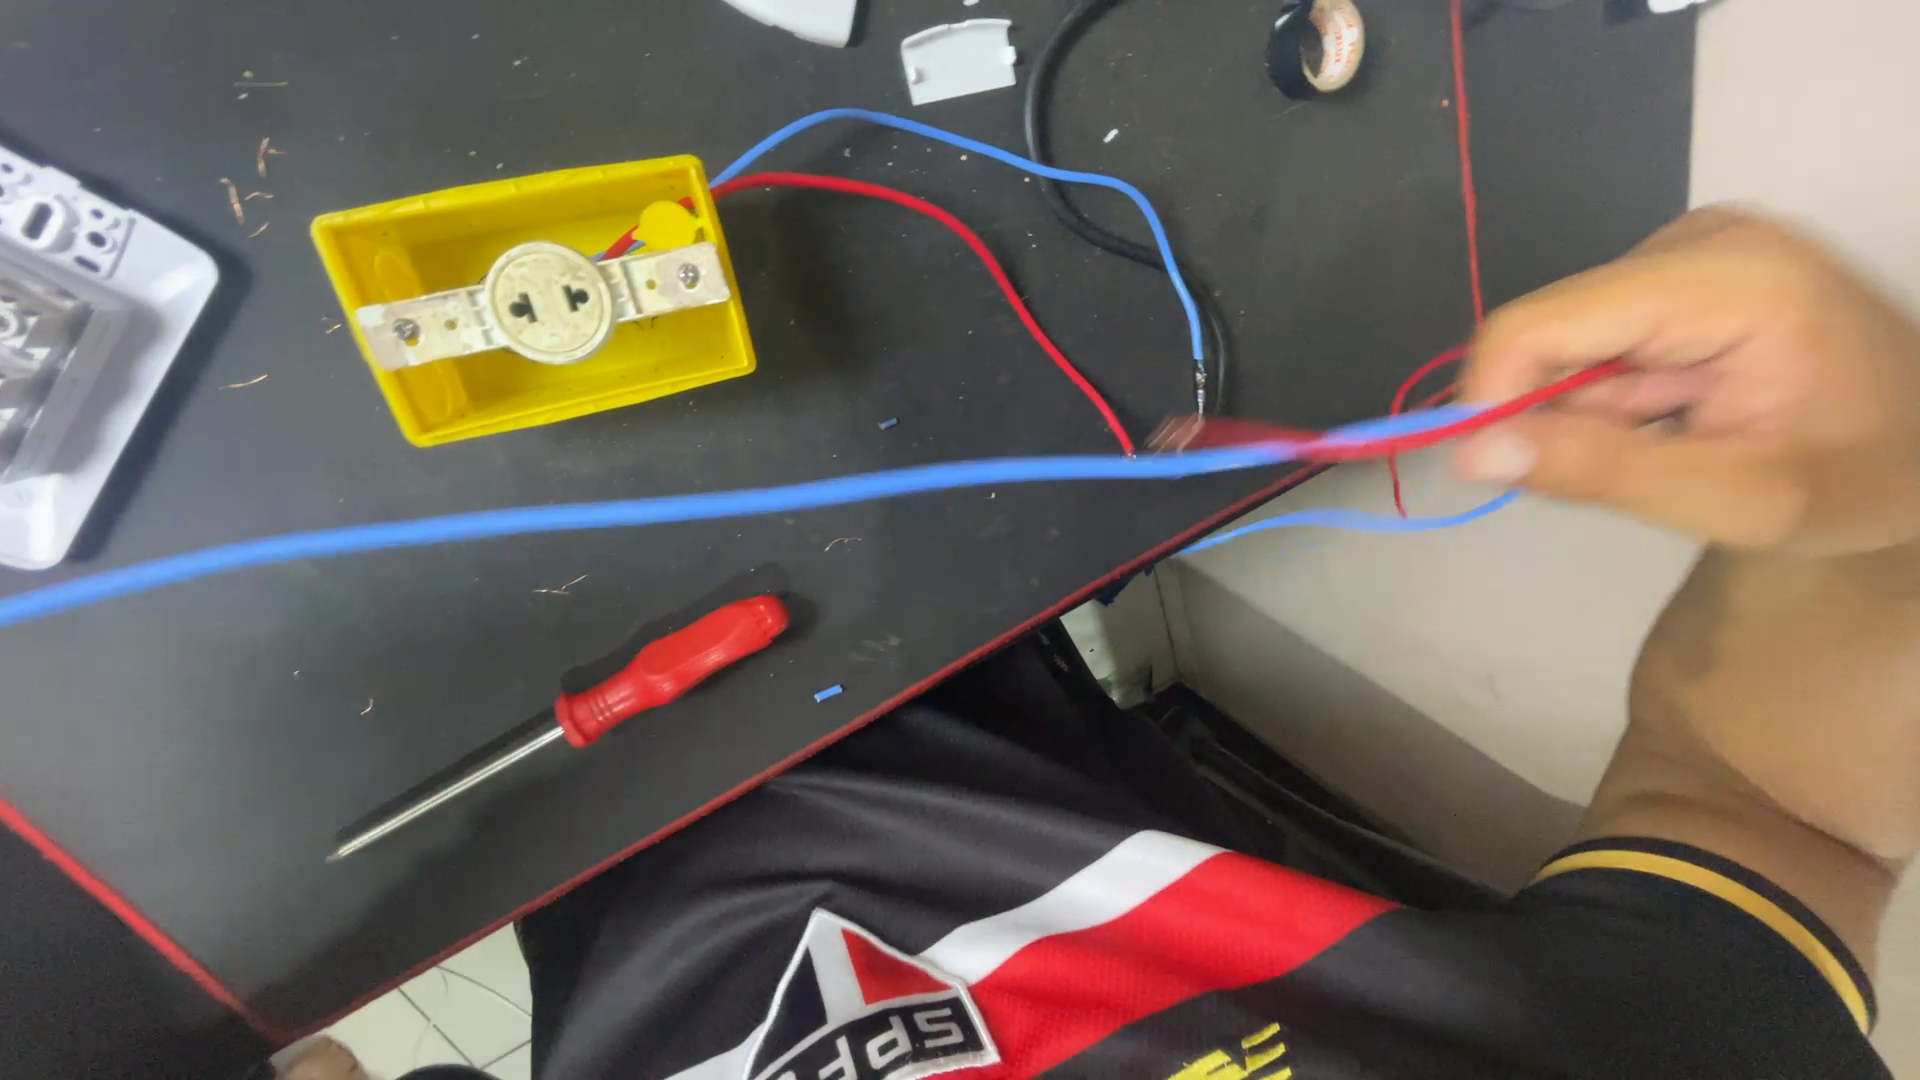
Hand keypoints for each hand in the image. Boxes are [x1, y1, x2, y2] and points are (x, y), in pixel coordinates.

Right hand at [1455, 207, 1919, 552]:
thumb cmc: (1861, 480)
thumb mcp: (1736, 500)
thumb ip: (1600, 472)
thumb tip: (1467, 454)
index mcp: (1727, 280)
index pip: (1534, 328)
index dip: (1491, 400)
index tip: (1503, 468)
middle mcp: (1694, 243)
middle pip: (1540, 336)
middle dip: (1554, 413)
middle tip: (1631, 461)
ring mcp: (1681, 253)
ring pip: (1552, 346)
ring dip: (1579, 410)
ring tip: (1664, 437)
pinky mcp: (1668, 274)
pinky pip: (1578, 343)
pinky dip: (1598, 396)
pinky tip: (1663, 411)